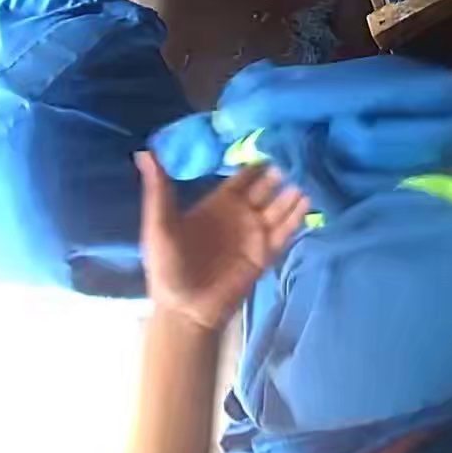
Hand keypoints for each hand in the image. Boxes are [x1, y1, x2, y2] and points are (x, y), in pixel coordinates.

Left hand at [137, 152, 309, 332]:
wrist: (184, 311)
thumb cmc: (168, 266)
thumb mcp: (159, 225)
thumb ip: (158, 189)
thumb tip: (145, 152)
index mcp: (219, 203)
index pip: (244, 176)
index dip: (256, 162)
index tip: (272, 141)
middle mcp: (242, 213)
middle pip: (266, 188)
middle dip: (279, 173)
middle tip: (295, 155)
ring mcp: (255, 233)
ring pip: (279, 207)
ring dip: (291, 193)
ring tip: (305, 176)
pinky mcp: (266, 253)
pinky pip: (284, 231)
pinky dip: (296, 217)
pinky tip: (307, 200)